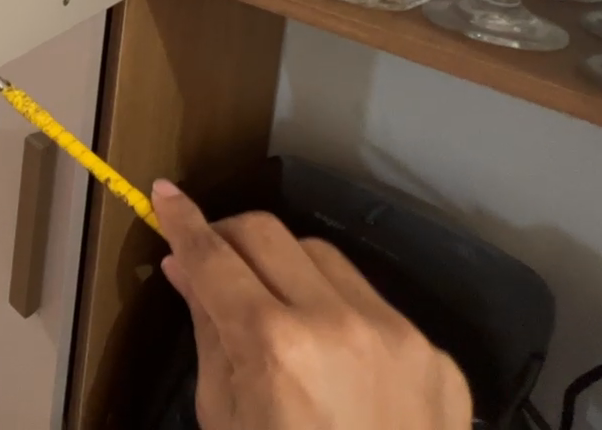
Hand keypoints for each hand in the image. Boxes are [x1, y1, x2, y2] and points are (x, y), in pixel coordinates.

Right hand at [152, 181, 470, 429]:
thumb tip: (183, 267)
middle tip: (212, 259)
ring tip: (274, 306)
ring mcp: (397, 336)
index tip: (164, 193)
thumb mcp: (225, 417)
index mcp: (275, 346)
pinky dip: (336, 308)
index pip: (213, 256)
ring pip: (320, 254)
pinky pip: (371, 300)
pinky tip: (334, 354)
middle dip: (228, 235)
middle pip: (265, 231)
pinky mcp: (438, 357)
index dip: (182, 221)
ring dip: (283, 266)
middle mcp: (338, 323)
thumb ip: (207, 330)